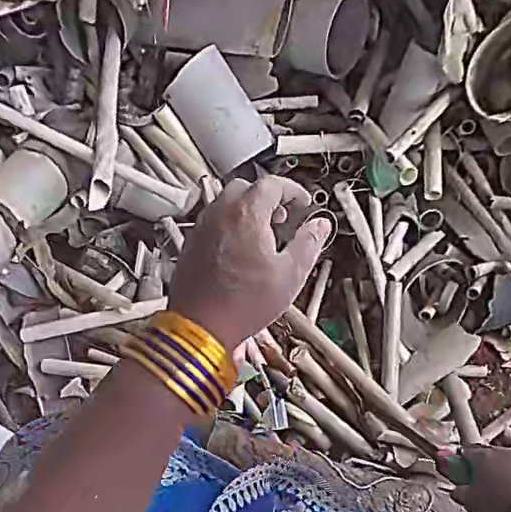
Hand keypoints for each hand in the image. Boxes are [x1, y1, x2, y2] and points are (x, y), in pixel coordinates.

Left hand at [168, 175, 330, 350]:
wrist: (199, 327)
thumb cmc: (241, 305)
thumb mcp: (290, 275)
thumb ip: (309, 243)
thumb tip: (320, 226)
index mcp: (246, 214)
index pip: (272, 184)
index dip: (292, 190)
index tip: (302, 202)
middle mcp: (219, 215)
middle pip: (245, 188)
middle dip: (267, 197)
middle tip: (283, 216)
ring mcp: (200, 229)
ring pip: (225, 204)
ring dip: (246, 210)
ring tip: (263, 235)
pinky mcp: (190, 246)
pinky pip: (211, 223)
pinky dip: (228, 225)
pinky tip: (240, 251)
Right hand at [445, 445, 510, 511]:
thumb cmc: (506, 506)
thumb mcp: (472, 503)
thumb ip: (461, 492)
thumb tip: (459, 491)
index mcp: (482, 455)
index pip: (465, 453)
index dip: (461, 465)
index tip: (462, 476)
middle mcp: (506, 452)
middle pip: (491, 457)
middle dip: (487, 470)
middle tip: (484, 491)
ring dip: (509, 477)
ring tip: (508, 500)